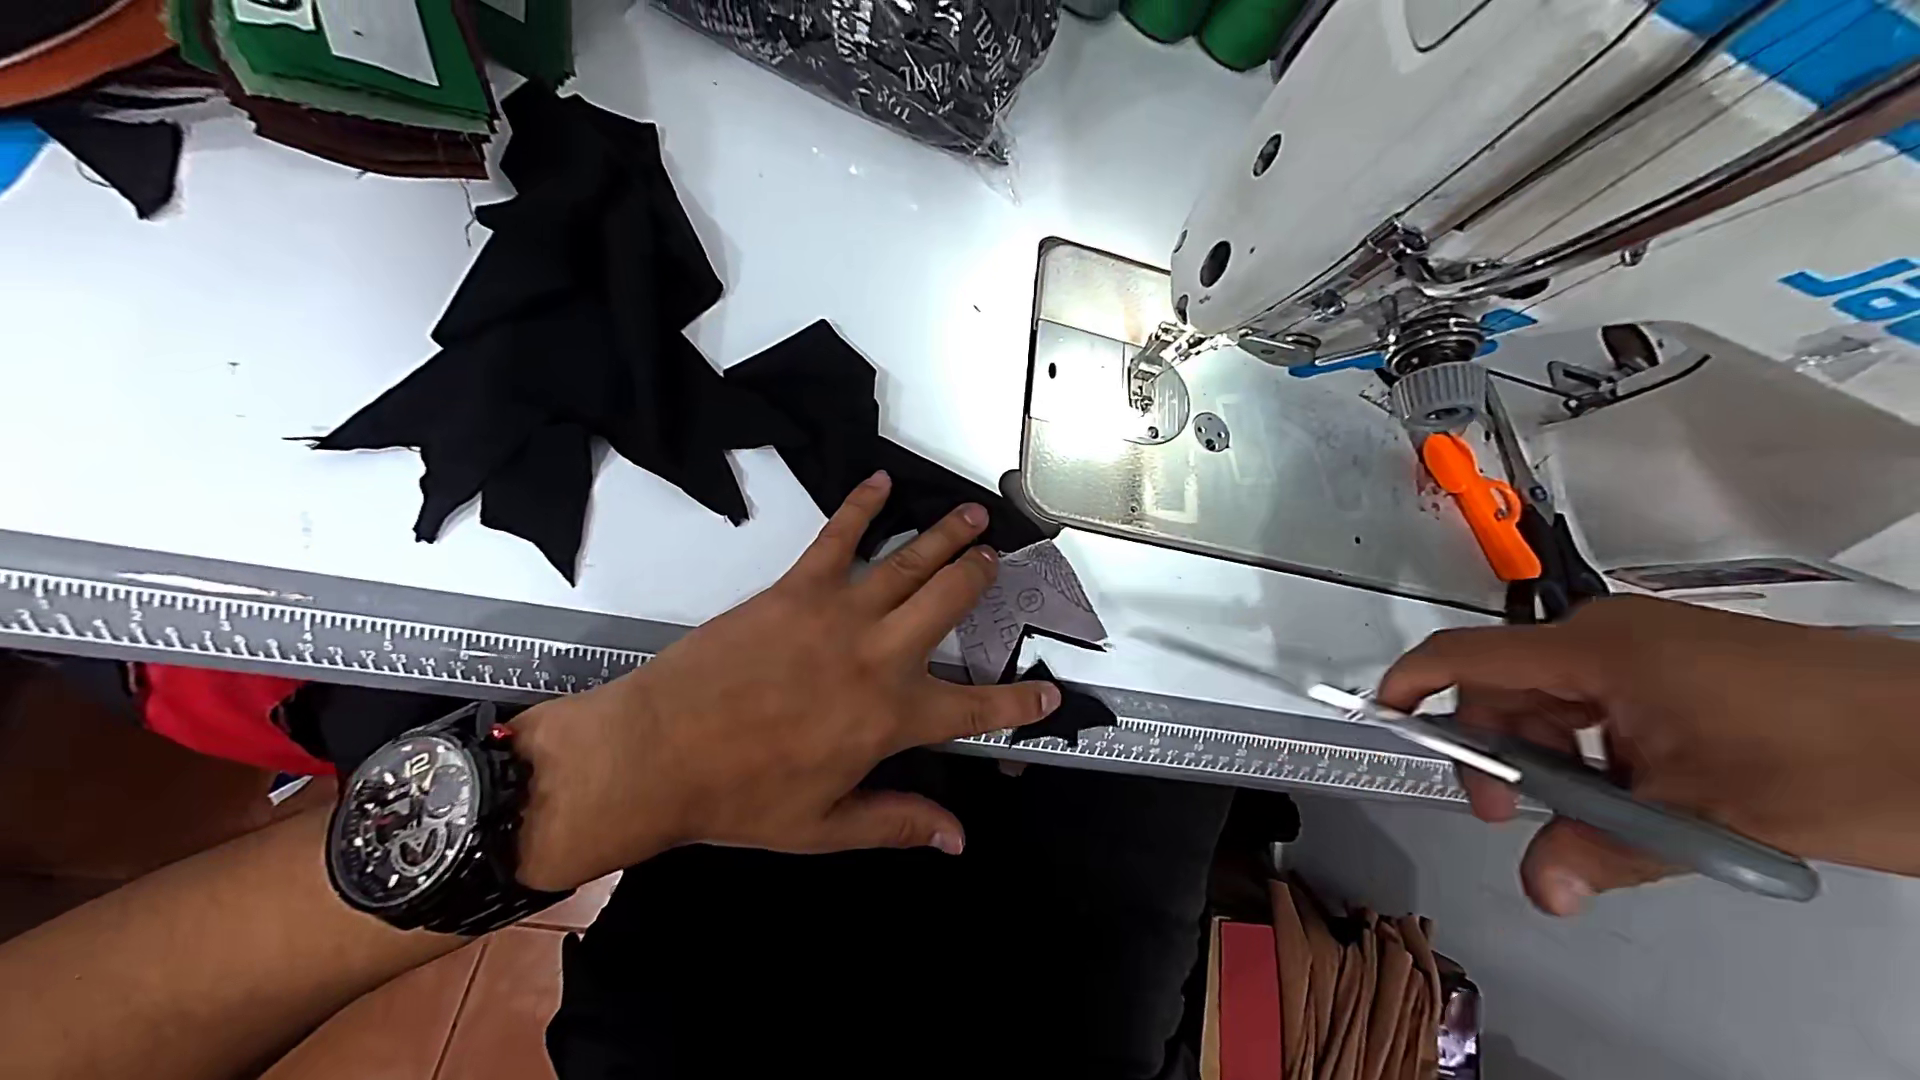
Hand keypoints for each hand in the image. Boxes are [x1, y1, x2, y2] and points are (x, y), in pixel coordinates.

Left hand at [510, 471, 1062, 890]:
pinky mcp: (797, 588)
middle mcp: (879, 657)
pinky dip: (862, 506)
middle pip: (951, 603)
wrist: (657, 753)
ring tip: (973, 516)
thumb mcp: (825, 825)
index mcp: (891, 718)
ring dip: (947, 536)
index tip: (1050, 694)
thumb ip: (899, 822)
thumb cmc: (740, 796)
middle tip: (997, 562)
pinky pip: (839, 536)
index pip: (977, 709)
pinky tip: (880, 483)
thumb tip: (956, 839)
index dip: (1020, 703)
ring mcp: (840, 614)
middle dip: (981, 578)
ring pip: (911, 563)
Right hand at [1377, 595, 1919, 914]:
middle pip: (1506, 687)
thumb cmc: (1849, 761)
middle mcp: (1606, 636)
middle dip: (1500, 753)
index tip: (1384, 719)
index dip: (1411, 684)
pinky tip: (1638, 791)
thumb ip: (1609, 851)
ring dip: (1554, 760)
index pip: (1464, 656)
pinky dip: (1596, 749)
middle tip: (1520, 817)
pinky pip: (1598, 702)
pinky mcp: (1676, 664)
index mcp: (1596, 650)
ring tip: (1598, 816)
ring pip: (1553, 701)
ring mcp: (1643, 647)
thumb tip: (1543, 892)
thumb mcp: (1716, 816)